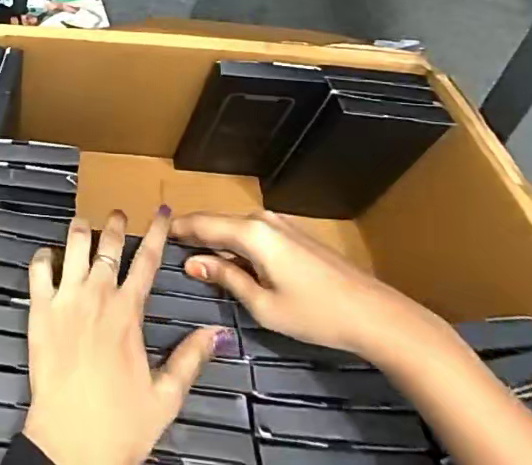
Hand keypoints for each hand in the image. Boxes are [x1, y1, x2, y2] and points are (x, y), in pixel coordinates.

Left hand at [23, 207, 229, 464]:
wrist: (70, 445)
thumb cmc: (119, 424)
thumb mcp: (166, 397)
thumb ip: (191, 359)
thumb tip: (216, 332)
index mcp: (128, 313)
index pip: (148, 260)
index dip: (158, 232)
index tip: (163, 211)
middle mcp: (97, 296)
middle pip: (109, 244)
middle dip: (116, 223)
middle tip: (120, 214)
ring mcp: (65, 299)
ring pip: (73, 245)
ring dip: (81, 230)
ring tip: (85, 224)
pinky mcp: (39, 309)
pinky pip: (38, 268)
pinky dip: (44, 255)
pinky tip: (50, 255)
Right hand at [171, 210, 438, 358]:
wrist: (375, 314)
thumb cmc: (315, 313)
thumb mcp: (262, 304)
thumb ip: (225, 277)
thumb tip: (193, 262)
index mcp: (250, 232)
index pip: (202, 224)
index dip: (178, 228)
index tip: (156, 229)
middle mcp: (263, 219)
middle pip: (219, 224)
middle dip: (197, 237)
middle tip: (173, 250)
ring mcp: (282, 224)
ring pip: (238, 230)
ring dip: (220, 243)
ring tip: (201, 260)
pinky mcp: (296, 234)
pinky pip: (256, 234)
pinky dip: (240, 246)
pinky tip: (238, 264)